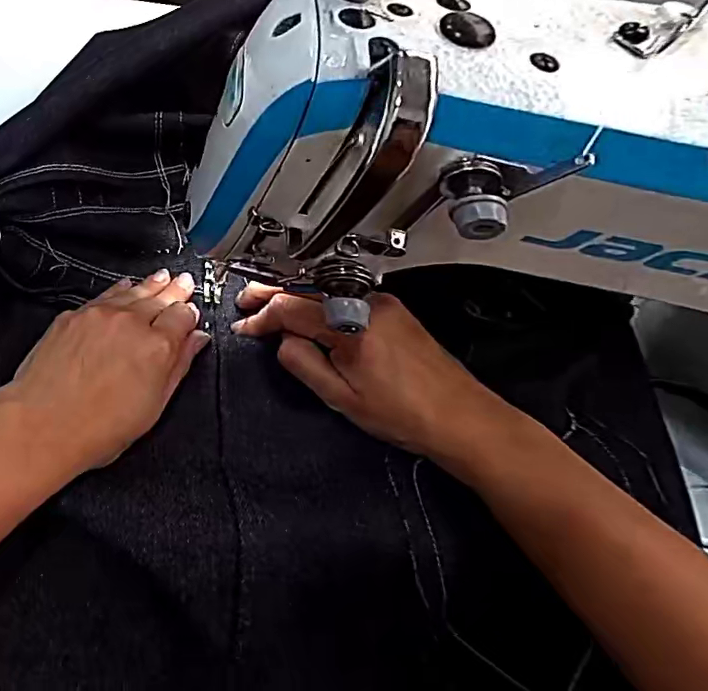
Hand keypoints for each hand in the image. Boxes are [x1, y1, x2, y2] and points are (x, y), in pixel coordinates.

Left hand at [0, 269, 210, 471]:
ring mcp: (101, 315)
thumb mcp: (152, 408)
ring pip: (134, 291)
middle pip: (161, 297)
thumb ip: (178, 367)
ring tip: (163, 277)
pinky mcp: (75, 314)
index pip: (183, 316)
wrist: (39, 426)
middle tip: (184, 283)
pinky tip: (126, 286)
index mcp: (157, 346)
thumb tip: (195, 342)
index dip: (190, 314)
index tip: (191, 314)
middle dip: (176, 290)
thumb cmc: (93, 429)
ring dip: (152, 284)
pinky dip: (120, 289)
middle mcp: (131, 322)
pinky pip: (105, 294)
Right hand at [233, 284, 511, 459]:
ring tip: (272, 307)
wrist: (461, 417)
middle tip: (248, 300)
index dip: (262, 317)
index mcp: (351, 324)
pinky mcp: (392, 309)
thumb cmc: (410, 414)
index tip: (246, 326)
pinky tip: (311, 315)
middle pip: (307, 290)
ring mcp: (382, 303)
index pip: (291, 309)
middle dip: (273, 294)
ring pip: (326, 291)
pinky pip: (346, 297)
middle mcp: (367, 304)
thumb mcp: (342, 398)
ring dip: (296, 297)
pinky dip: (322, 303)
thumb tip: (283, 341)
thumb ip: (303, 363)